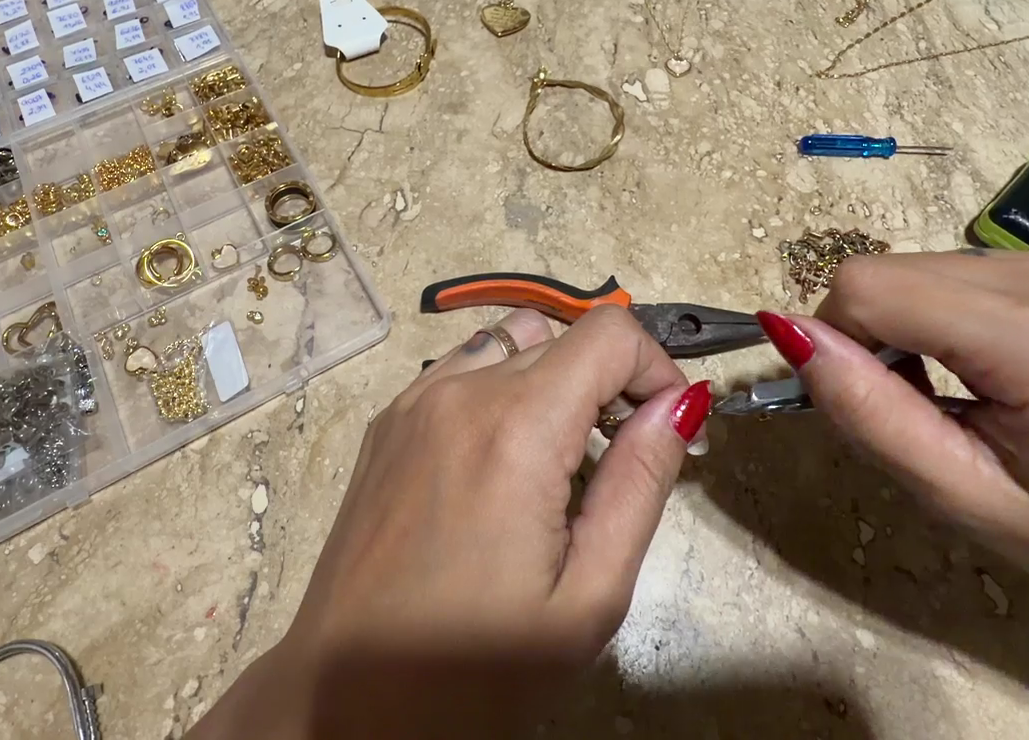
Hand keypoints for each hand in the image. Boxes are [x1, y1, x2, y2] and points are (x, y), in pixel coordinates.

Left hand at [191, 306, 709, 739]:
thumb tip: (681, 404)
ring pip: (508, 343)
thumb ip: (641, 484)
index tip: (668, 431)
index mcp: (515, 426)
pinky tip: (499, 462)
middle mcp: (459, 390)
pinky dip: (500, 389)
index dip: (655, 370)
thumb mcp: (587, 596)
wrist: (346, 696)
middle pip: (561, 338)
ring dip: (553, 379)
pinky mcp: (387, 421)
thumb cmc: (477, 667)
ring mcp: (413, 399)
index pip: (609, 333)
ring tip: (560, 458)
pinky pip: (461, 369)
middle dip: (611, 383)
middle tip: (620, 462)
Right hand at [758, 248, 1028, 738]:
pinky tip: (1005, 369)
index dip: (839, 339)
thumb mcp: (975, 505)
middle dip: (882, 336)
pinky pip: (980, 268)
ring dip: (921, 325)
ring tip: (972, 396)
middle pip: (901, 271)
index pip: (873, 287)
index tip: (869, 402)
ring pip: (934, 265)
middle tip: (927, 411)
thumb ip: (870, 413)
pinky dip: (961, 314)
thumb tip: (788, 332)